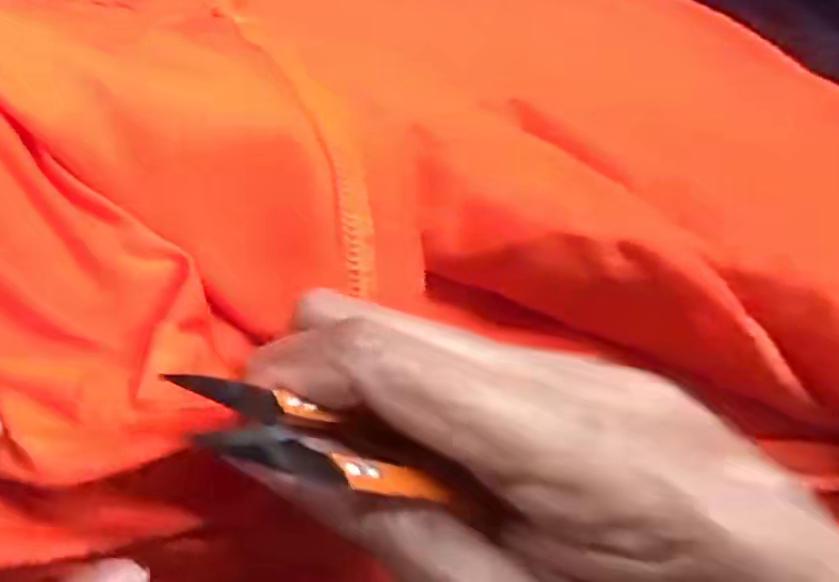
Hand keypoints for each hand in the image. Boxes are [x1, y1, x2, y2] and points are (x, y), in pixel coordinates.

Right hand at [242, 291, 838, 581]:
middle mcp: (590, 379)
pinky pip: (450, 349)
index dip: (289, 373)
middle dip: (309, 368)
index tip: (241, 416)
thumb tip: (257, 451)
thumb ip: (379, 521)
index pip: (381, 355)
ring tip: (367, 449)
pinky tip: (431, 447)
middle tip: (297, 439)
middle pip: (376, 318)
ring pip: (401, 323)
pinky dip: (405, 385)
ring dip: (354, 376)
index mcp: (594, 454)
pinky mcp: (595, 372)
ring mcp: (598, 367)